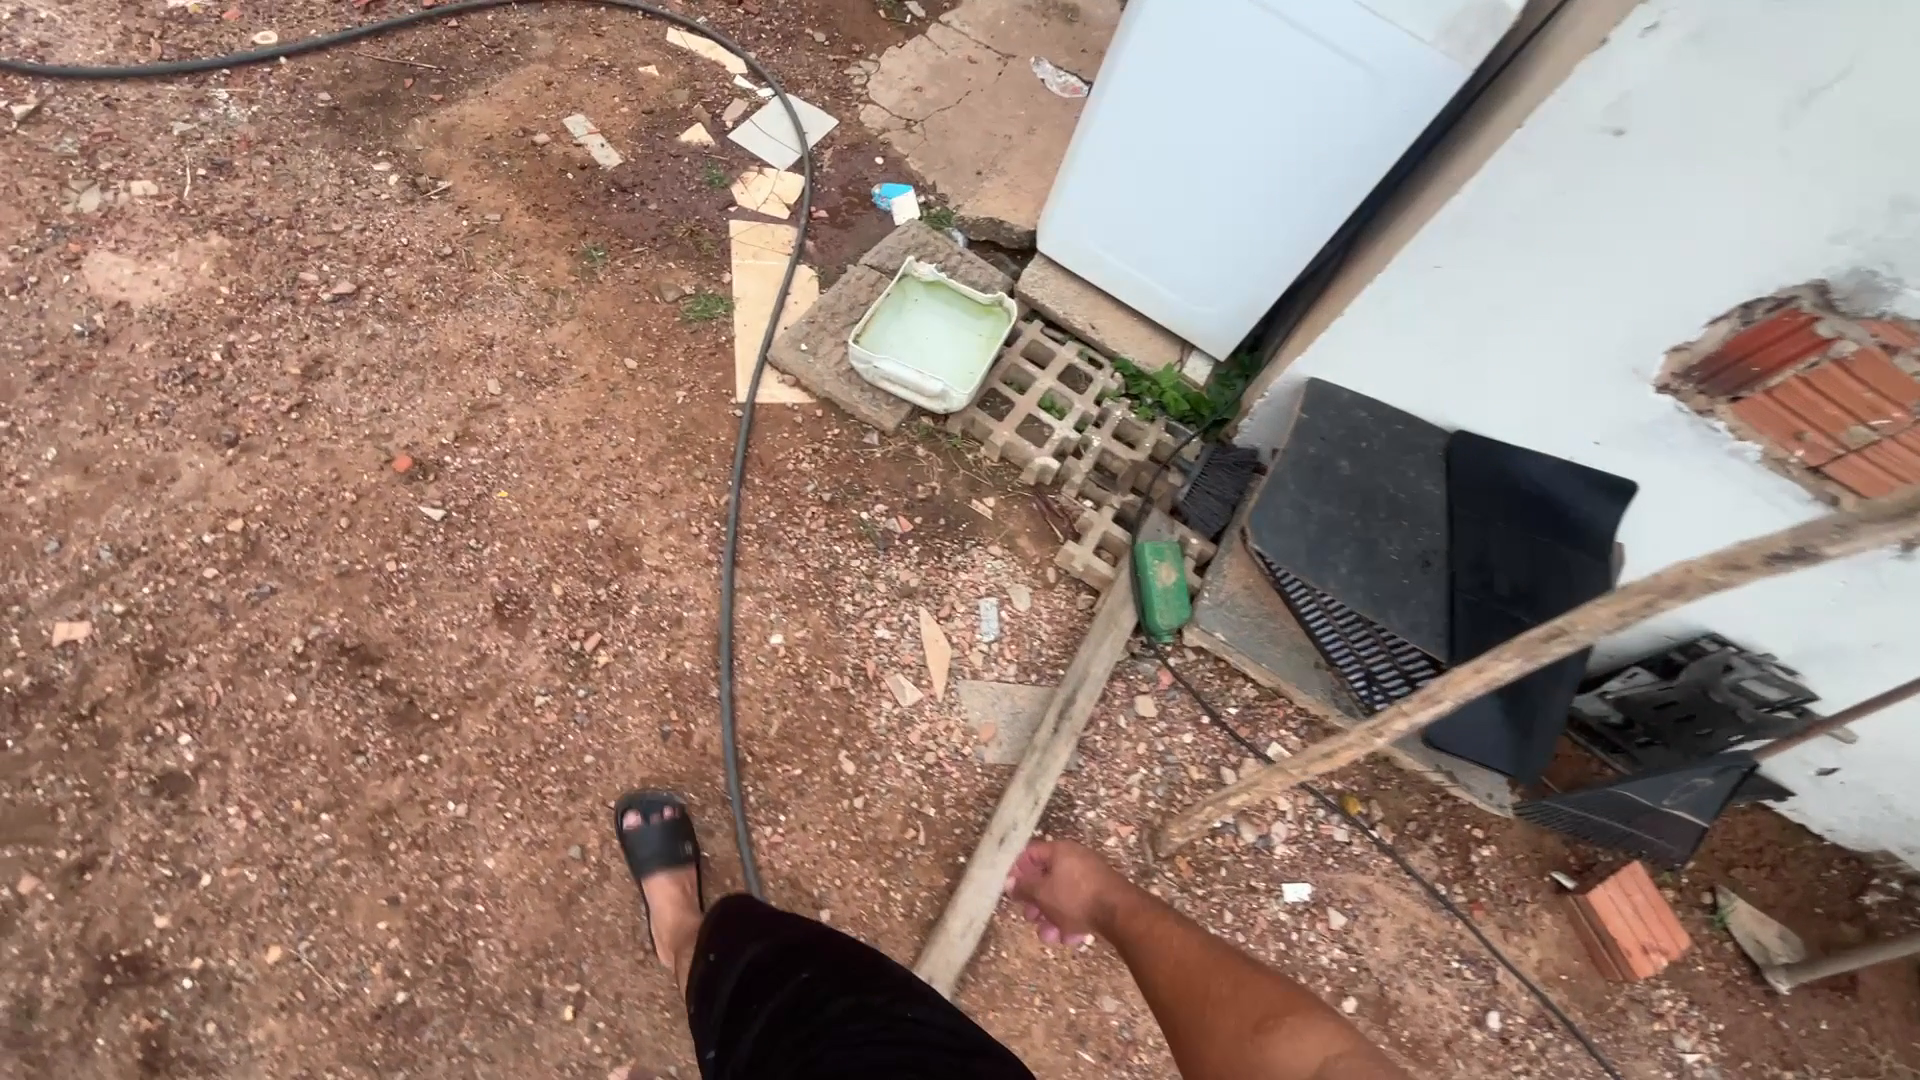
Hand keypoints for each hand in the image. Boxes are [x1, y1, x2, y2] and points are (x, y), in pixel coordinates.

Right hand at [1003, 839, 1126, 945]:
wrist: (1120, 913)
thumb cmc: (1075, 897)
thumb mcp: (1042, 893)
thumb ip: (1023, 887)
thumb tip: (1010, 883)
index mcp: (1059, 851)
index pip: (1031, 854)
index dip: (1017, 871)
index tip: (1011, 890)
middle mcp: (1075, 860)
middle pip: (1047, 879)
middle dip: (1036, 902)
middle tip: (1030, 917)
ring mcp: (1090, 878)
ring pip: (1062, 897)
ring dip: (1052, 918)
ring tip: (1050, 936)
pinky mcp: (1101, 896)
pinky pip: (1079, 906)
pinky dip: (1071, 921)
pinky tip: (1071, 938)